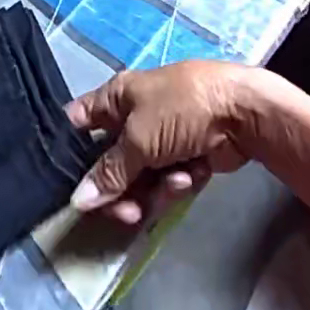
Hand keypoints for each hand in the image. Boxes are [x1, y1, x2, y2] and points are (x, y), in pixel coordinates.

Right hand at [66, 62, 261, 224]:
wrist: (242, 113)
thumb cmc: (182, 109)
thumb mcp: (139, 138)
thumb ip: (108, 172)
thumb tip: (77, 200)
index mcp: (117, 97)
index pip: (79, 122)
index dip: (69, 150)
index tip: (67, 184)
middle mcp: (134, 117)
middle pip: (108, 163)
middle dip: (120, 190)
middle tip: (129, 212)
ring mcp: (160, 138)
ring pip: (138, 179)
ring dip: (153, 189)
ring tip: (174, 183)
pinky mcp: (182, 157)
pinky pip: (164, 181)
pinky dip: (176, 182)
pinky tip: (192, 174)